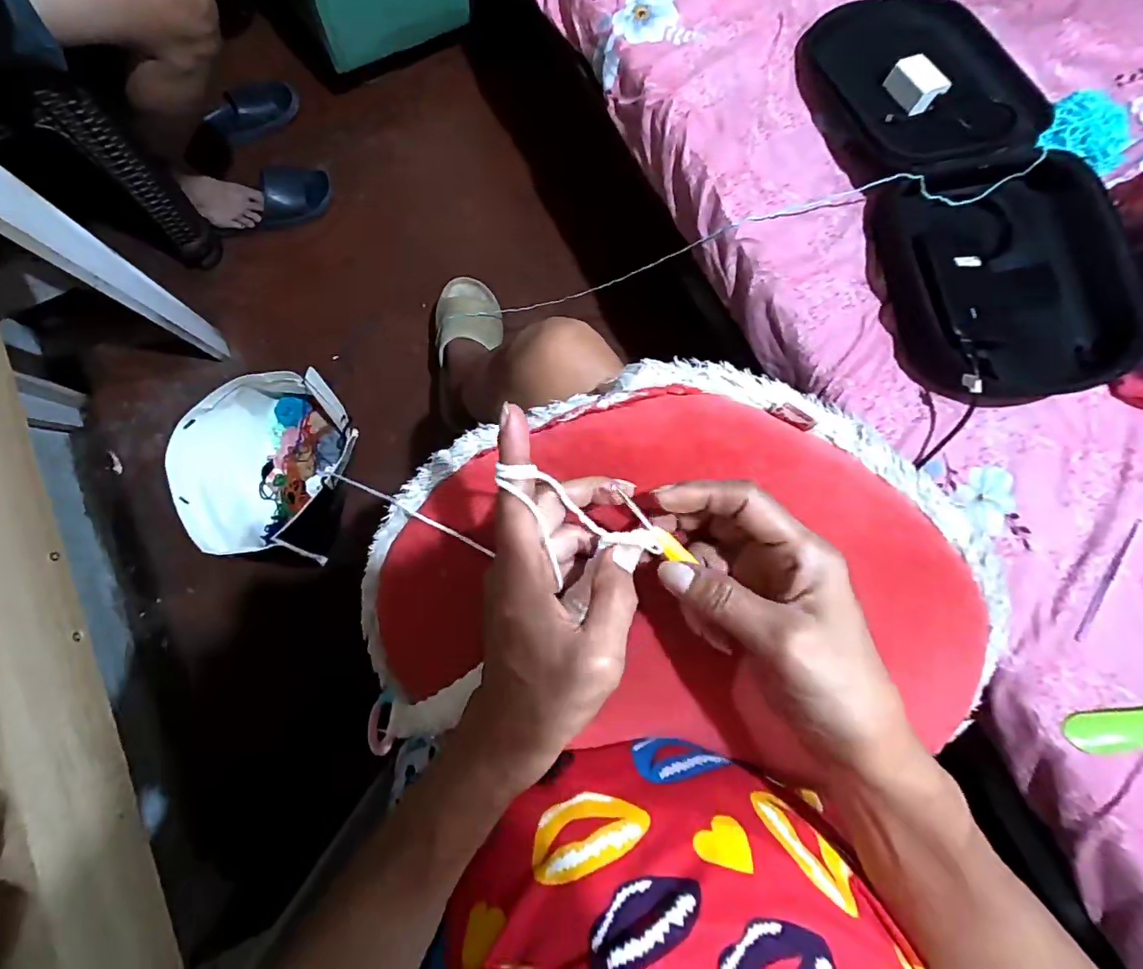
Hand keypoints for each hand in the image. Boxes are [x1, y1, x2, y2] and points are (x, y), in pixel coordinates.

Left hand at [457, 404, 640, 787]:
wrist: (512, 733)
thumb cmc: (552, 694)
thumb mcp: (599, 647)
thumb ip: (614, 590)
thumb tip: (625, 546)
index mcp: (523, 569)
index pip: (516, 498)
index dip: (513, 452)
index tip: (510, 410)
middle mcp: (514, 563)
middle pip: (544, 507)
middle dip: (584, 492)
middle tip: (629, 495)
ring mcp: (519, 576)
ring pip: (552, 528)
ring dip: (588, 521)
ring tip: (632, 526)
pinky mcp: (527, 591)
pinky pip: (556, 553)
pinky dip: (583, 546)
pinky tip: (614, 555)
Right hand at [650, 480, 921, 777]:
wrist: (851, 741)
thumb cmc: (832, 682)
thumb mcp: (778, 637)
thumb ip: (721, 599)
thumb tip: (665, 568)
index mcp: (800, 549)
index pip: (745, 501)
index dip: (700, 493)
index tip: (656, 502)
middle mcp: (778, 556)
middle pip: (719, 522)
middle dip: (684, 533)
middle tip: (649, 550)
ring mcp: (761, 582)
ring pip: (706, 557)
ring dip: (692, 582)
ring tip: (706, 627)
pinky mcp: (747, 607)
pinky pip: (706, 589)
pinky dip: (698, 607)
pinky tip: (716, 640)